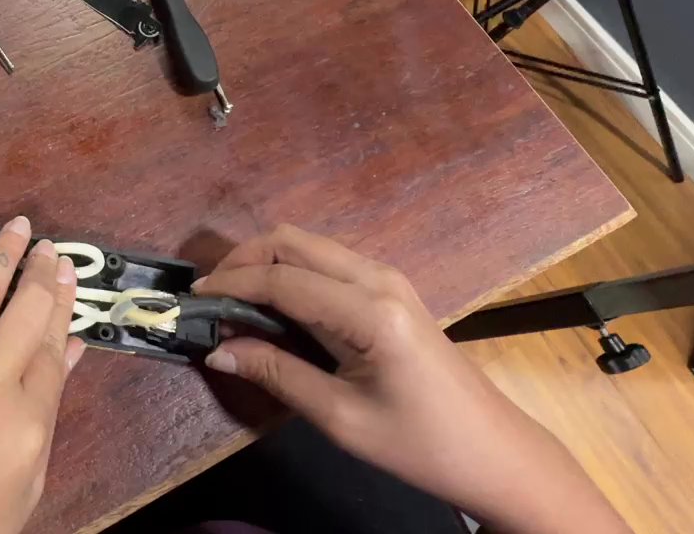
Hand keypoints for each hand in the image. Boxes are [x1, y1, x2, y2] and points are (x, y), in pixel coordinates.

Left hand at [0, 217, 85, 533]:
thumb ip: (48, 414)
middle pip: (23, 313)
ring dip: (0, 255)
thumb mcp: (24, 486)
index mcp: (24, 426)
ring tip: (16, 227)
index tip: (67, 272)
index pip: (50, 346)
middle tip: (46, 244)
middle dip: (40, 271)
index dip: (62, 302)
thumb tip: (68, 351)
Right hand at [193, 225, 627, 533]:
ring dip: (265, 259)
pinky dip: (289, 267)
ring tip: (234, 295)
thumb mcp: (342, 419)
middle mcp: (377, 277)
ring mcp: (386, 275)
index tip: (195, 299)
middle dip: (243, 258)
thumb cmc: (421, 445)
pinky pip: (325, 258)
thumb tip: (218, 349)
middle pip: (291, 240)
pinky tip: (274, 299)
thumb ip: (277, 375)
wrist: (498, 453)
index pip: (283, 280)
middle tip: (212, 293)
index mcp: (370, 313)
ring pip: (307, 243)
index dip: (232, 284)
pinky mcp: (388, 284)